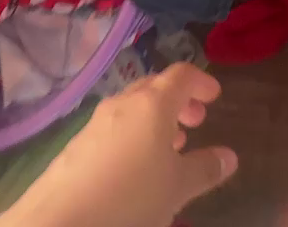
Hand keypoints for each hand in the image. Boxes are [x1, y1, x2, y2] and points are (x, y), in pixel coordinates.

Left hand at [0, 63, 237, 226]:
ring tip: (168, 148)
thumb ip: (205, 169)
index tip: (214, 96)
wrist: (57, 225)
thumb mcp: (177, 189)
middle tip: (196, 121)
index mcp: (152, 104)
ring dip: (154, 120)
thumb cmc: (129, 200)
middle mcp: (123, 104)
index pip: (181, 75)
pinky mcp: (75, 148)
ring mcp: (95, 124)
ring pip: (132, 109)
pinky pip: (112, 130)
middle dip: (178, 100)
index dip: (200, 81)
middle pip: (155, 87)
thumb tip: (230, 155)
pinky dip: (131, 137)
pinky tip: (133, 169)